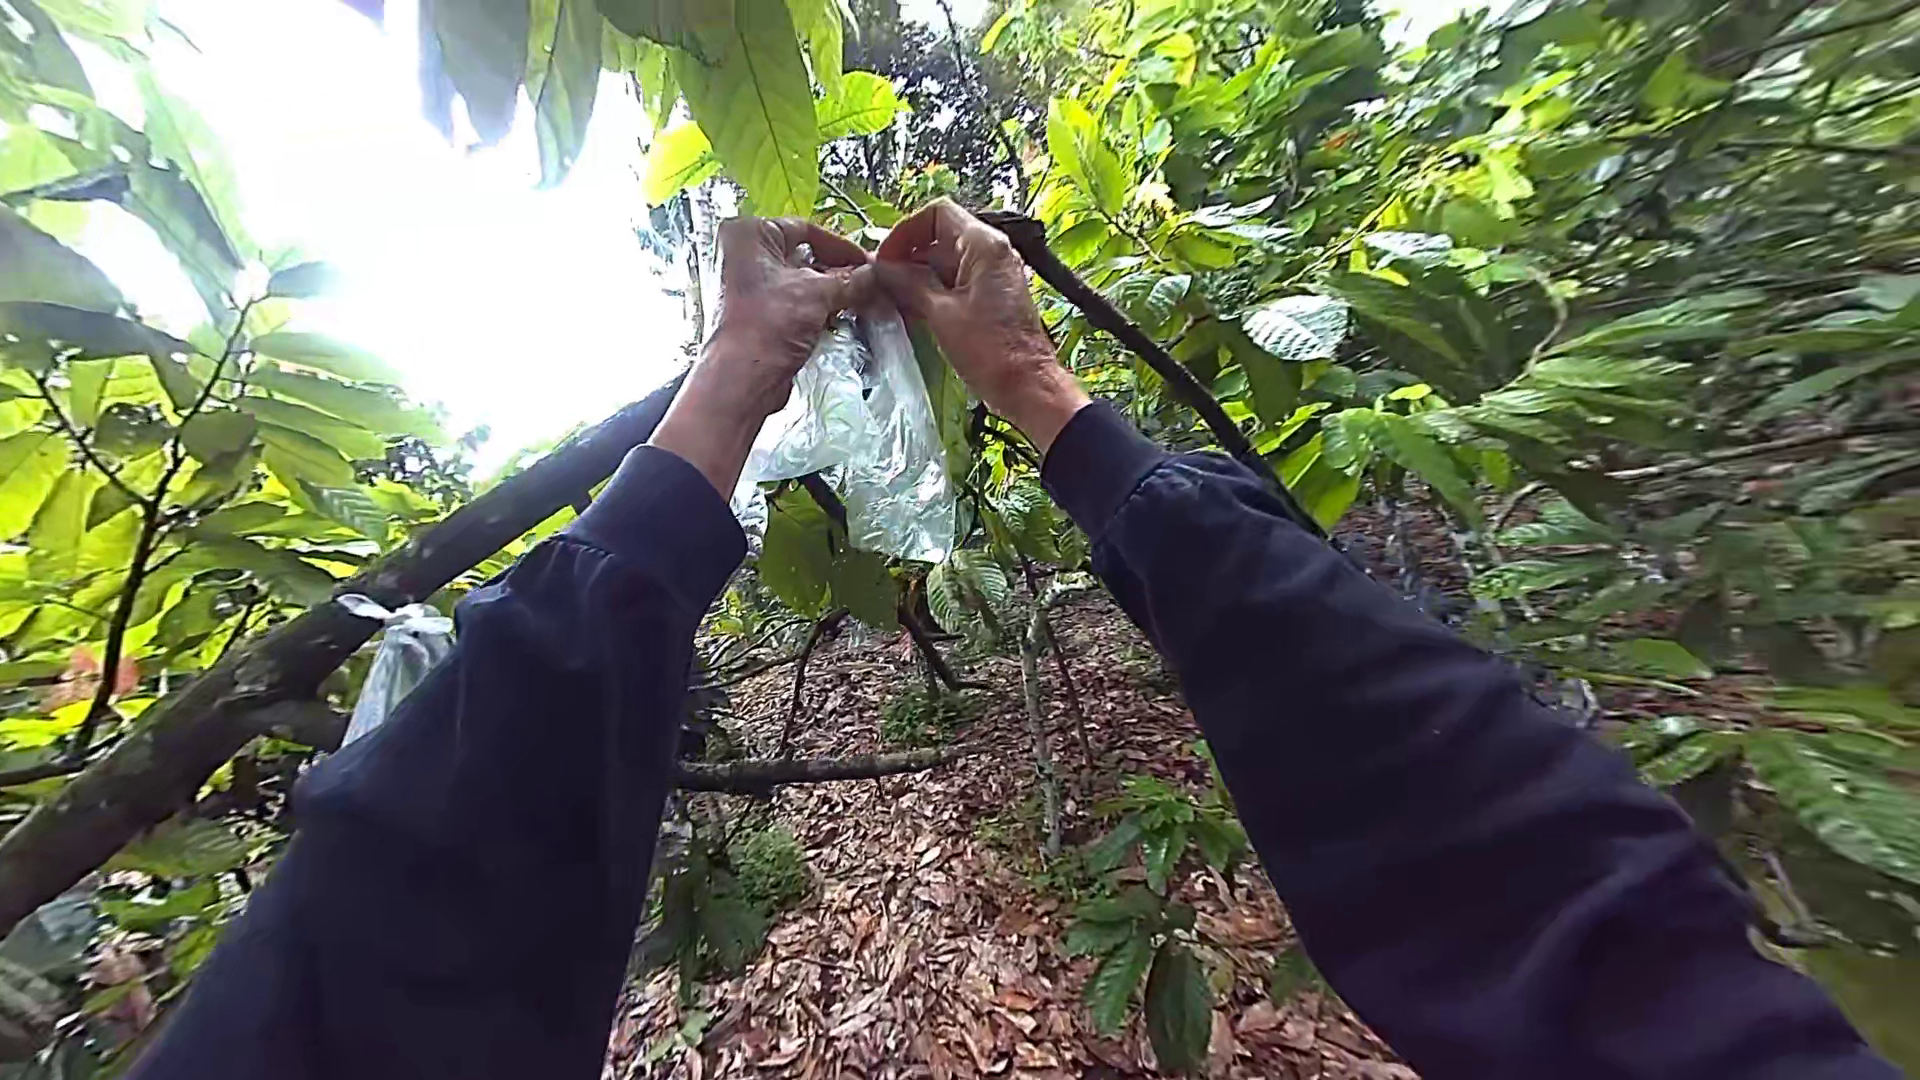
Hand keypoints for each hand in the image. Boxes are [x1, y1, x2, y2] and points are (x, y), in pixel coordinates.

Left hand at [650, 217, 872, 492]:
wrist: (746, 378)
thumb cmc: (768, 325)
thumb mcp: (817, 294)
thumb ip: (851, 280)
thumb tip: (877, 275)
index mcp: (750, 235)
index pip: (806, 229)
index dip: (841, 247)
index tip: (869, 263)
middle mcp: (747, 257)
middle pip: (806, 257)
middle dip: (840, 273)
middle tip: (872, 285)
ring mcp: (755, 289)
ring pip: (805, 284)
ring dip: (834, 294)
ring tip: (863, 303)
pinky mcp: (764, 317)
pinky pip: (800, 306)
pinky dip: (822, 311)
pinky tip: (843, 319)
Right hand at [874, 199, 1089, 451]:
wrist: (1026, 387)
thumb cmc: (991, 352)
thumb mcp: (942, 314)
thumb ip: (910, 284)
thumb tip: (884, 268)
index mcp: (984, 246)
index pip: (937, 214)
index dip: (905, 232)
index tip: (885, 257)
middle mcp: (992, 254)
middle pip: (941, 240)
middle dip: (909, 258)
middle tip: (882, 282)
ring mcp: (993, 278)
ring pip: (947, 266)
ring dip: (919, 280)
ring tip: (892, 300)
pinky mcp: (992, 301)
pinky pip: (958, 287)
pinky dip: (935, 295)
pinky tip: (913, 313)